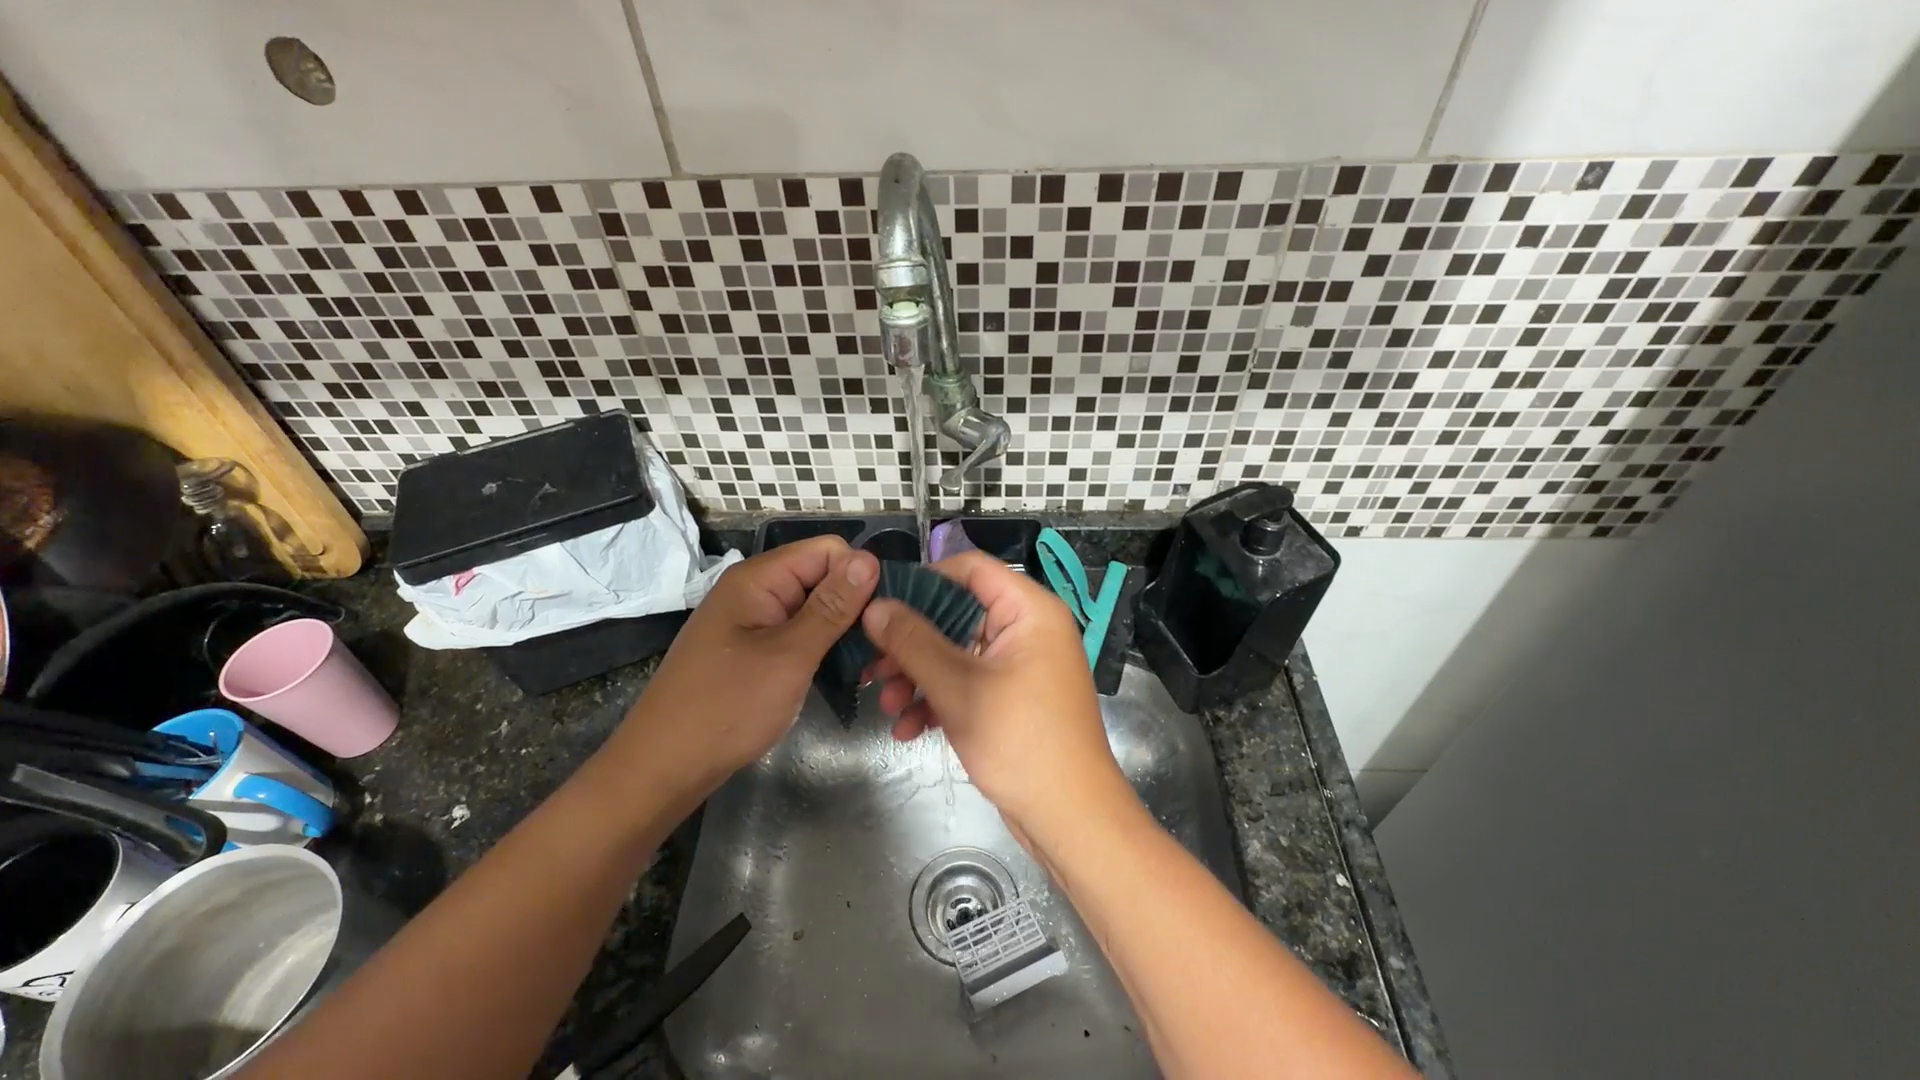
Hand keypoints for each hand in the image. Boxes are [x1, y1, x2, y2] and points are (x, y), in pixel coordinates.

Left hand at [617, 536, 877, 783]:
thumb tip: (869, 558)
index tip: (886, 618)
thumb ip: (831, 607)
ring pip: (814, 610)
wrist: (666, 766)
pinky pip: (798, 635)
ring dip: (843, 634)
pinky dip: (822, 651)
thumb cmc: (727, 708)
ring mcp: (752, 622)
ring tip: (871, 670)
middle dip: (857, 608)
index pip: (829, 551)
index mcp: (759, 579)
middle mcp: (755, 591)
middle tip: (885, 654)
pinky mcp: (753, 651)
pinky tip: (843, 677)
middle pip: (823, 578)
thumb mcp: (789, 656)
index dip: (861, 577)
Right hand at [862, 552, 1132, 838]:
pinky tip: (907, 729)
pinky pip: (969, 683)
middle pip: (957, 613)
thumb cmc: (1019, 740)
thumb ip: (913, 642)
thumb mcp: (958, 688)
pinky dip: (938, 700)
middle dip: (911, 641)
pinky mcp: (1013, 698)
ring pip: (957, 652)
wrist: (1069, 815)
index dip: (922, 579)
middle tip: (870, 663)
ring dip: (918, 676)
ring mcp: (1021, 665)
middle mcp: (1028, 629)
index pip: (969, 568)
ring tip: (886, 704)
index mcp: (1028, 610)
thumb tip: (874, 605)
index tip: (878, 601)